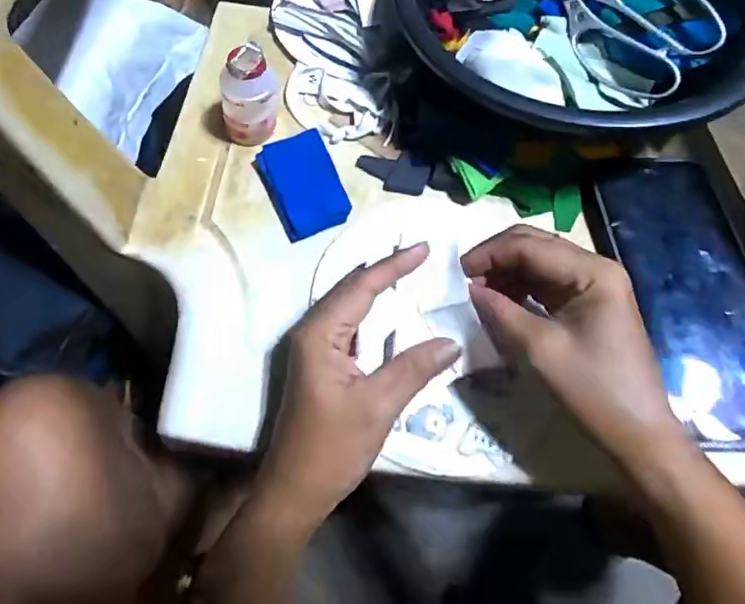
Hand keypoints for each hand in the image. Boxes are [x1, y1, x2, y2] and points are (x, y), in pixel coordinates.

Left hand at [258, 242, 458, 526]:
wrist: (293, 495)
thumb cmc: (331, 449)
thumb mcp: (378, 407)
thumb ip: (414, 368)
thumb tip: (452, 341)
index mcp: (320, 334)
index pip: (362, 287)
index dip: (394, 266)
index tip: (424, 248)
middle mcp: (312, 331)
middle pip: (352, 288)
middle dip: (386, 270)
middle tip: (420, 255)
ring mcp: (313, 347)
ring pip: (349, 304)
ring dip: (378, 288)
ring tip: (411, 274)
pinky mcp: (320, 362)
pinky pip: (350, 324)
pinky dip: (373, 312)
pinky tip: (394, 313)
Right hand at [463, 226, 687, 468]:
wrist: (641, 435)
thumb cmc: (595, 391)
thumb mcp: (542, 350)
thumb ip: (503, 312)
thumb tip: (470, 289)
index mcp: (592, 271)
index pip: (531, 245)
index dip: (491, 253)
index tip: (457, 271)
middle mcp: (596, 267)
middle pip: (537, 246)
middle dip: (498, 257)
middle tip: (465, 279)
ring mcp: (595, 284)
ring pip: (541, 262)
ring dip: (508, 271)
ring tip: (477, 291)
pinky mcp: (590, 302)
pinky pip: (549, 282)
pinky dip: (523, 287)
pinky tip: (500, 299)